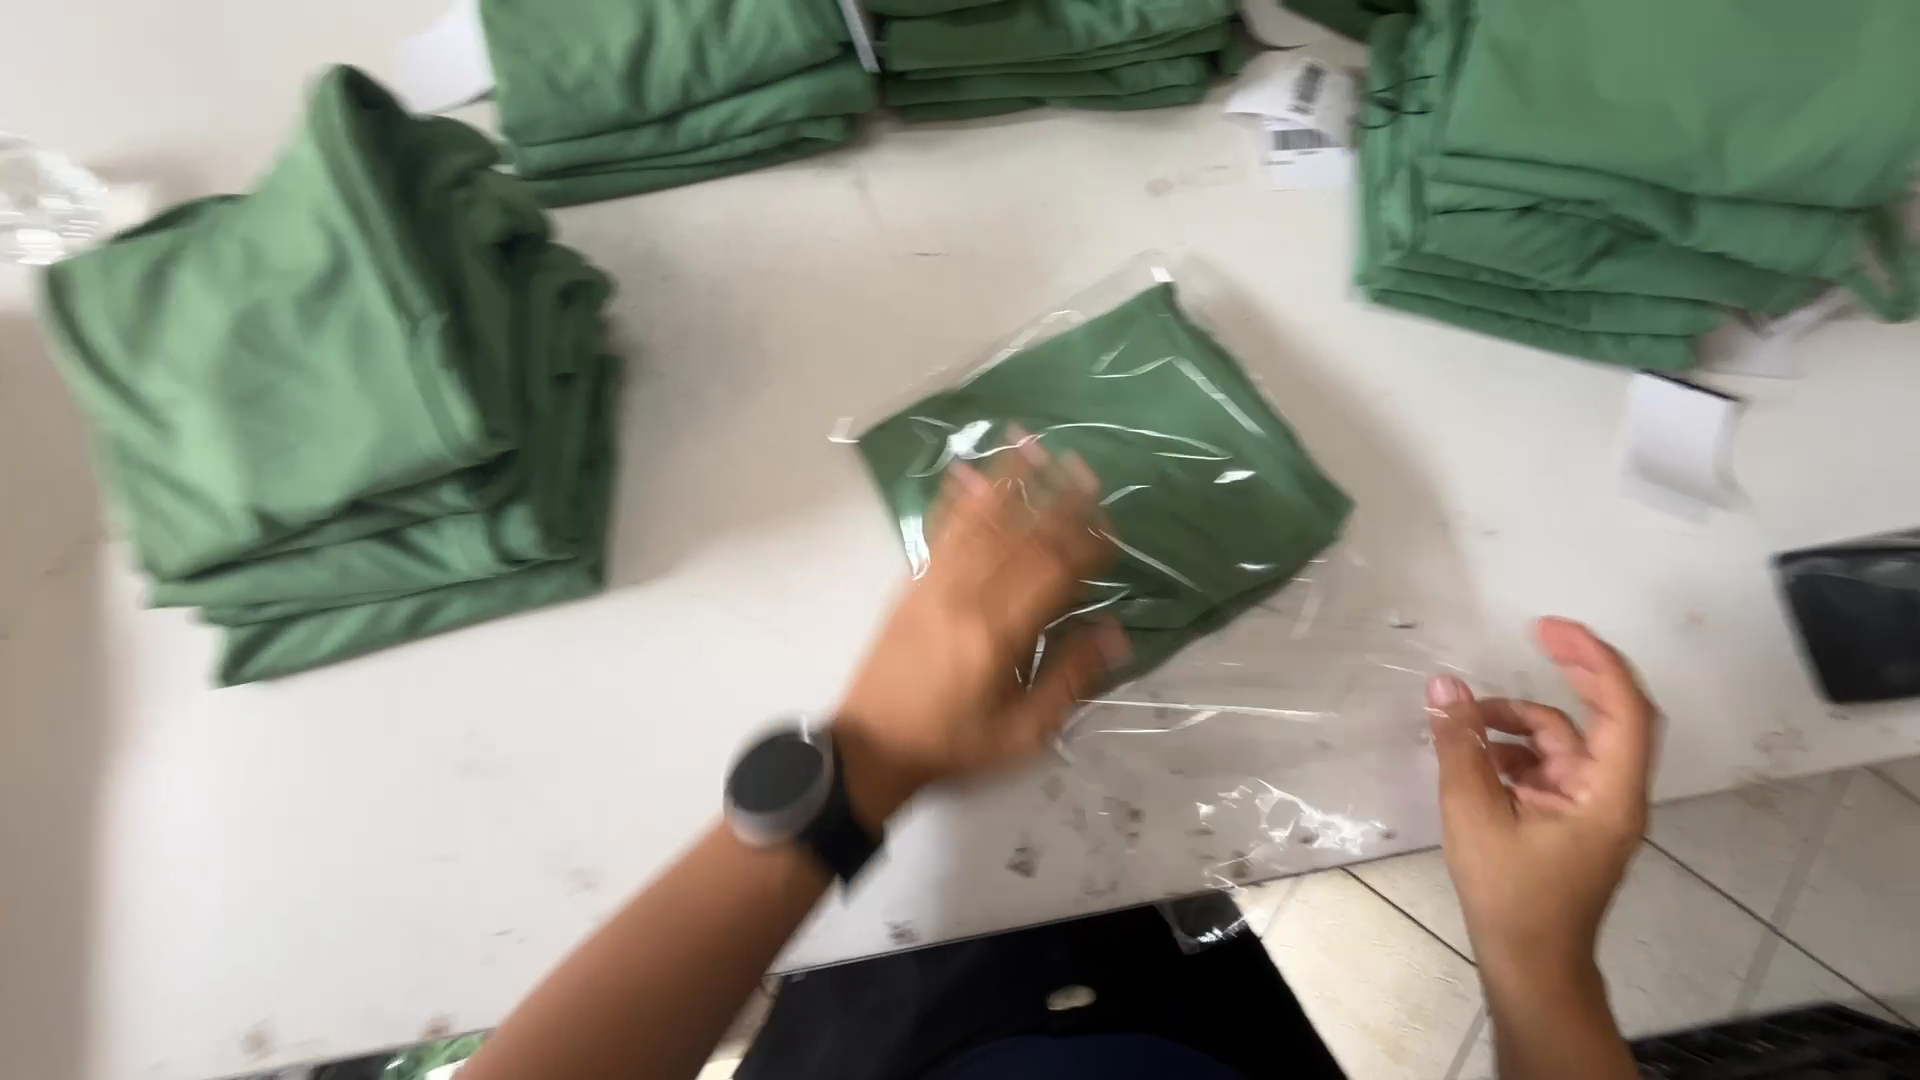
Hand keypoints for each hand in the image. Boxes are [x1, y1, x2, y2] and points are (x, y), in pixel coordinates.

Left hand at [836, 430, 1127, 825]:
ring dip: (1008, 482)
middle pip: (1021, 536)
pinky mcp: (912, 584)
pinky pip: (939, 533)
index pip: (1054, 572)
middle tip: (1085, 468)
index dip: (1086, 544)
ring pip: (979, 522)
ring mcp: (934, 584)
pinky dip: (957, 500)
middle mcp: (967, 596)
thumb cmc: (954, 744)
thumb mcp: (1023, 731)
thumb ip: (1069, 677)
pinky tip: (969, 473)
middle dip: (1057, 500)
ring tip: (1030, 444)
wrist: (873, 746)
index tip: (1111, 523)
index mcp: (1000, 633)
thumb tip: (1115, 632)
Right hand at [1427, 618, 1657, 981]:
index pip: (1624, 712)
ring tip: (1461, 724)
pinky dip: (1510, 749)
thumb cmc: (1509, 889)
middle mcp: (1611, 791)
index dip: (1596, 662)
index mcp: (1608, 793)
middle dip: (1574, 670)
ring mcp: (1590, 803)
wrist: (1528, 956)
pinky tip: (1473, 757)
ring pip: (1561, 739)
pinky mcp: (1567, 813)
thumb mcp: (1473, 809)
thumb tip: (1443, 685)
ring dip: (1515, 721)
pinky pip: (1544, 762)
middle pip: (1606, 715)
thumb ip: (1460, 743)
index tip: (1553, 629)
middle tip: (1537, 632)